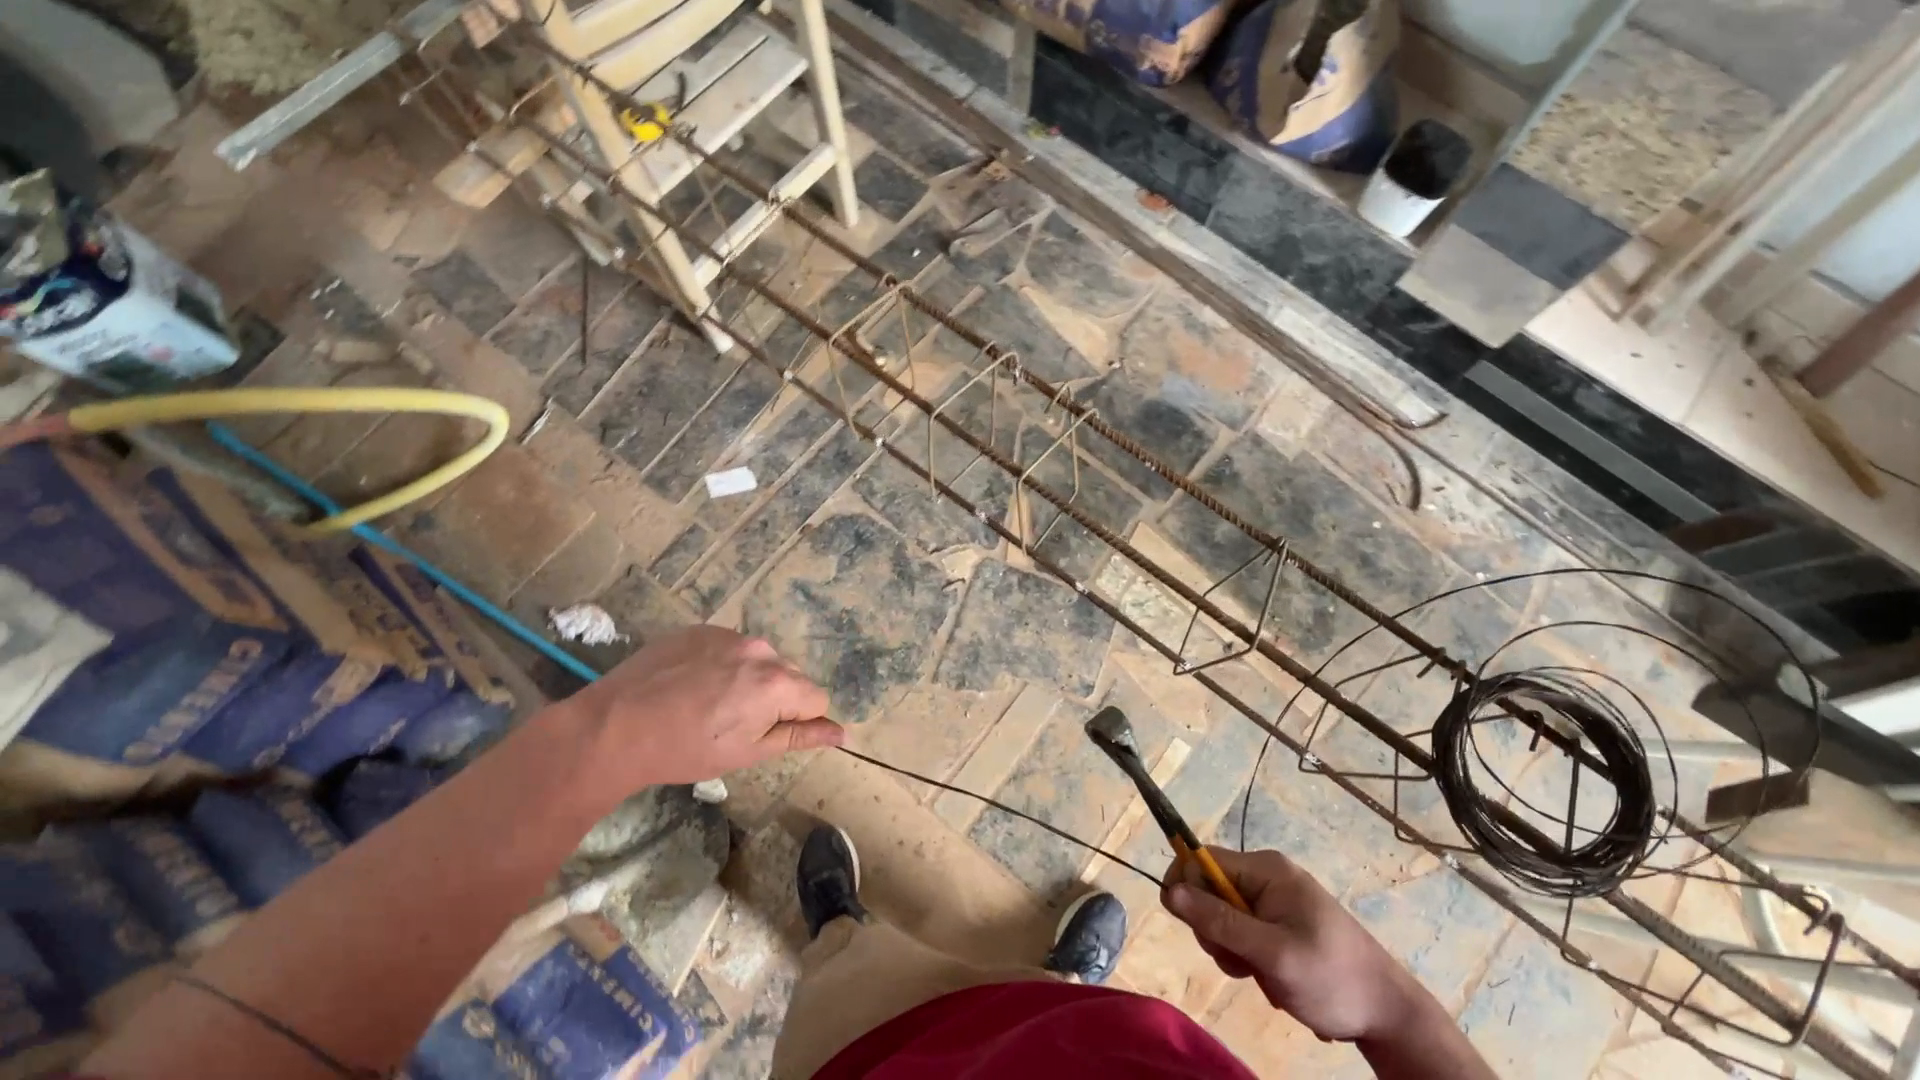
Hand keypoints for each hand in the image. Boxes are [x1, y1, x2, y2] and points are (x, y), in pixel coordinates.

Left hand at [552, 626, 840, 787]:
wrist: (615, 725)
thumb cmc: (685, 750)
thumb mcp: (748, 752)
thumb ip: (800, 736)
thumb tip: (843, 733)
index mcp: (778, 683)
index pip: (816, 699)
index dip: (796, 721)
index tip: (761, 734)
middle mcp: (761, 650)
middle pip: (790, 675)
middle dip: (774, 698)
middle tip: (734, 723)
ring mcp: (728, 635)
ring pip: (758, 660)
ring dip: (747, 679)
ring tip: (708, 704)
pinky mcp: (699, 629)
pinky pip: (729, 647)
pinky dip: (721, 664)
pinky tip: (691, 685)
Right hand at [1162, 847, 1415, 1041]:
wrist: (1387, 1015)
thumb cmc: (1332, 979)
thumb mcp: (1272, 953)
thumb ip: (1220, 922)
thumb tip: (1169, 891)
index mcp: (1267, 870)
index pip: (1202, 859)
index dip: (1185, 887)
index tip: (1191, 926)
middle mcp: (1268, 877)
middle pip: (1209, 890)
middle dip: (1214, 930)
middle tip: (1242, 961)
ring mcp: (1275, 902)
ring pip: (1222, 917)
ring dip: (1232, 951)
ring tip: (1263, 973)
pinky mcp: (1280, 926)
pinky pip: (1242, 934)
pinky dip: (1247, 959)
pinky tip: (1271, 977)